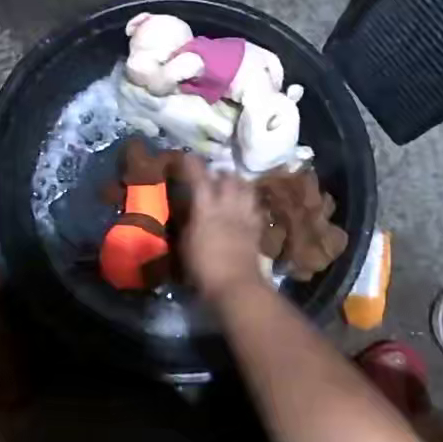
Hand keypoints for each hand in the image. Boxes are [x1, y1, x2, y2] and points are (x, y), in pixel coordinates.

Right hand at [181, 160, 267, 300]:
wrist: (236, 285)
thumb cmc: (203, 268)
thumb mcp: (185, 243)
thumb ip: (187, 221)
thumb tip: (187, 208)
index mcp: (207, 209)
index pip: (200, 178)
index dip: (192, 165)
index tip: (186, 156)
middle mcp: (228, 206)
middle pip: (228, 178)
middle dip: (219, 172)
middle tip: (212, 174)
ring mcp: (245, 216)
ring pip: (245, 188)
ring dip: (237, 183)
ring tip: (231, 185)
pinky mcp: (257, 228)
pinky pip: (255, 206)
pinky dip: (248, 201)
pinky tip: (244, 205)